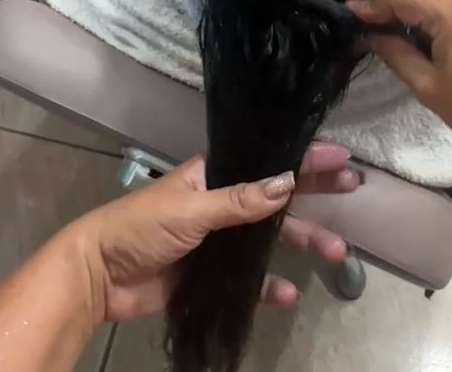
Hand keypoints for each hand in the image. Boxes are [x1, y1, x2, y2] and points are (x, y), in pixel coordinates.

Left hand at [61, 143, 358, 323]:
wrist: (98, 276)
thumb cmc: (140, 228)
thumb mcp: (189, 209)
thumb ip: (237, 201)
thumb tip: (286, 182)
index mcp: (214, 174)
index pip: (266, 159)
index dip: (303, 156)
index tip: (339, 156)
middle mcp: (222, 200)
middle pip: (277, 194)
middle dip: (314, 192)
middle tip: (353, 190)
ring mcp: (219, 237)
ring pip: (270, 237)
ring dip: (302, 241)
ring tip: (337, 253)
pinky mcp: (211, 272)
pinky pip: (249, 277)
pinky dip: (269, 284)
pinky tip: (287, 295)